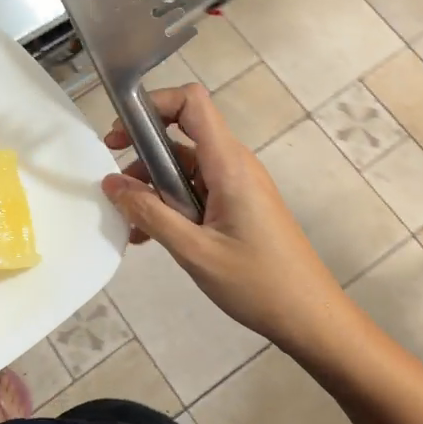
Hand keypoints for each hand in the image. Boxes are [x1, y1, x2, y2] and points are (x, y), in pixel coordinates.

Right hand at [100, 83, 363, 358]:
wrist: (313, 320)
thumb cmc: (259, 284)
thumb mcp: (194, 251)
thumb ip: (149, 213)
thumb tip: (109, 183)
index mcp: (229, 165)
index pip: (192, 102)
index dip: (154, 104)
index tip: (121, 134)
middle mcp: (234, 165)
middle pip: (181, 133)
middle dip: (141, 151)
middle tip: (114, 181)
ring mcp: (237, 185)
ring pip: (183, 165)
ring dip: (152, 185)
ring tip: (131, 222)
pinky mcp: (238, 205)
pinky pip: (194, 189)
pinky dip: (169, 203)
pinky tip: (151, 235)